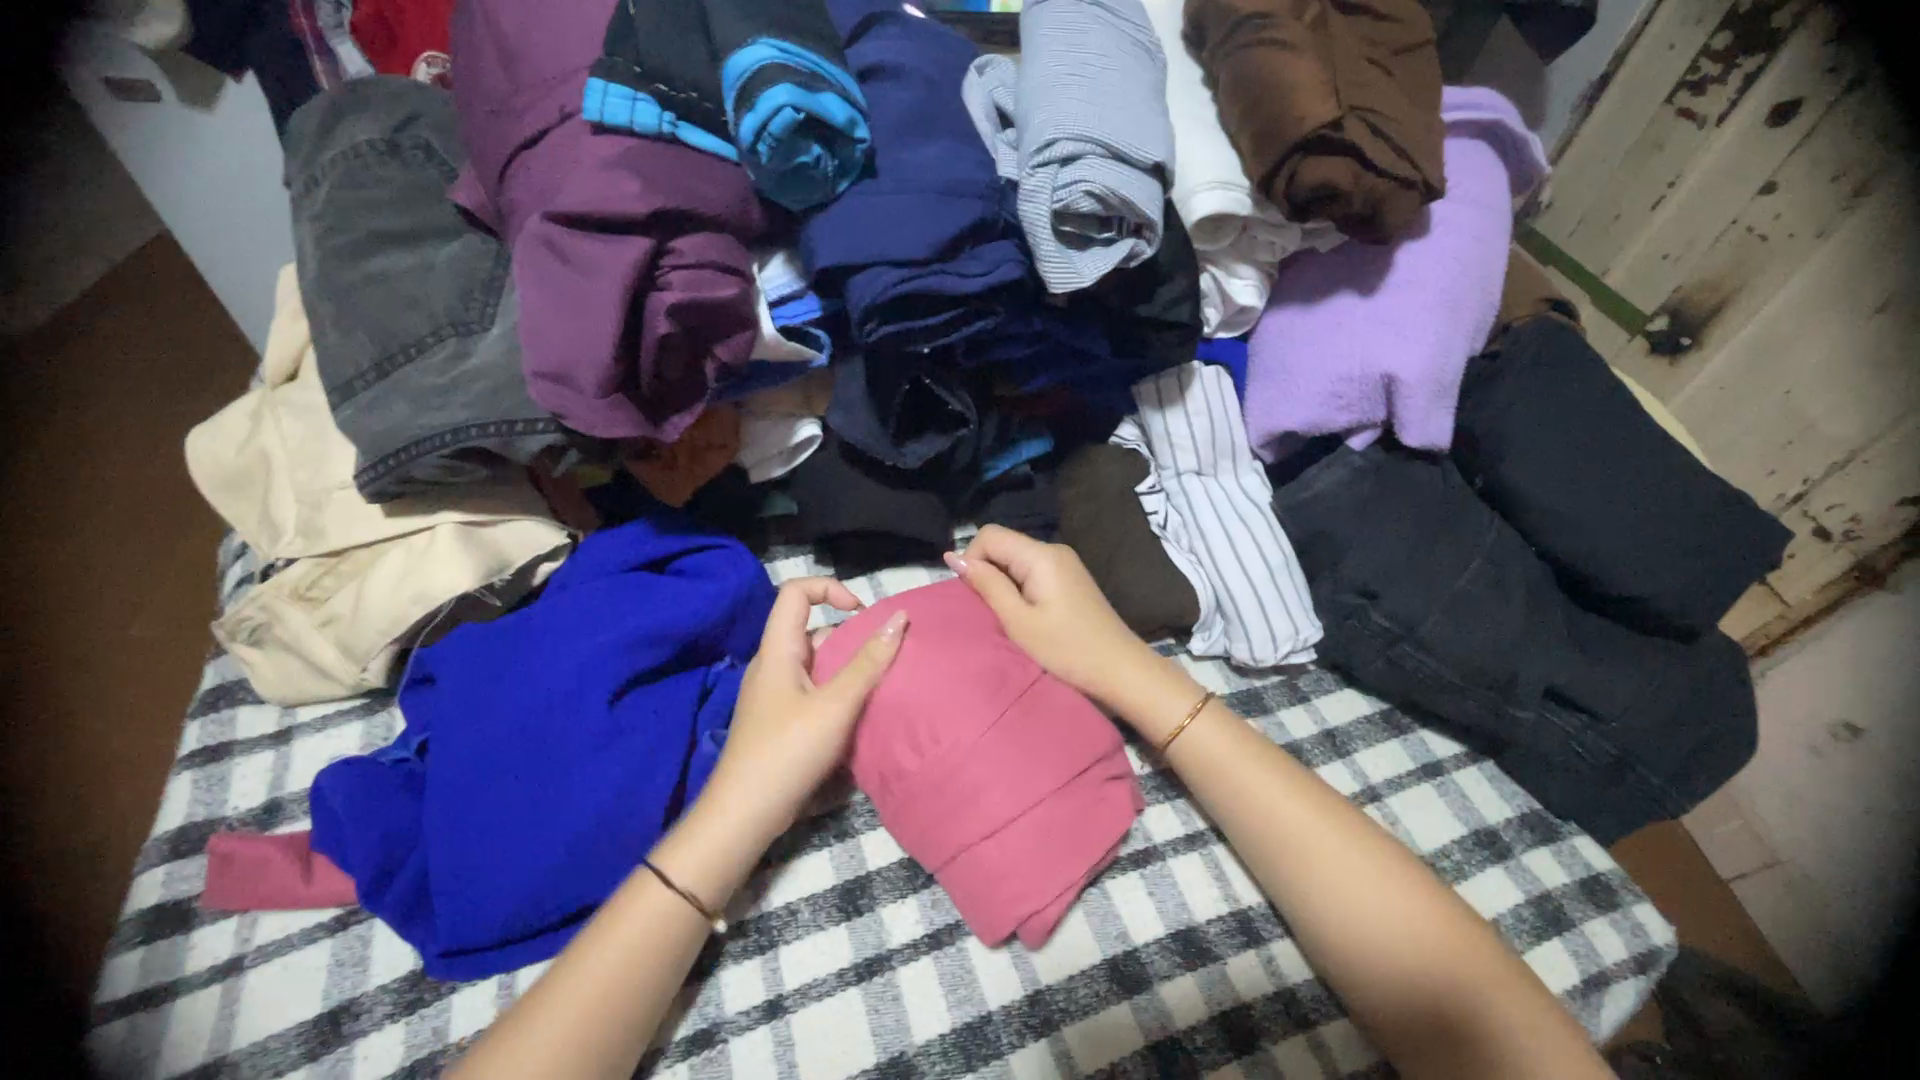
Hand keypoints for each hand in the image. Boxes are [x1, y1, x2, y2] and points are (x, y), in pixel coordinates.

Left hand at [698, 578, 907, 842]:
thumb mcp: (836, 705)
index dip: (830, 589)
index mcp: (778, 649)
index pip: (796, 592)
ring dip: (848, 667)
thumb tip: (899, 617)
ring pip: (816, 663)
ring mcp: (775, 694)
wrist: (745, 813)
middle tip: (886, 655)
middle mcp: (773, 664)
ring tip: (883, 684)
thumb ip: (869, 663)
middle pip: (812, 628)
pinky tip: (862, 713)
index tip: (863, 613)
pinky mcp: (781, 720)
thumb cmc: (788, 751)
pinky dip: (839, 691)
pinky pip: (814, 690)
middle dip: (851, 635)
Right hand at [945, 525, 1172, 712]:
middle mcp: (1054, 550)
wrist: (1120, 670)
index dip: (971, 559)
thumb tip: (953, 557)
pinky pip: (1033, 572)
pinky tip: (1026, 617)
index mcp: (1041, 555)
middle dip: (987, 572)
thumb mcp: (1018, 621)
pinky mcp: (1070, 579)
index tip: (972, 596)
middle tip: (990, 612)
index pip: (990, 535)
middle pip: (1004, 545)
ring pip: (1017, 560)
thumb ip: (987, 585)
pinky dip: (1020, 588)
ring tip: (1007, 618)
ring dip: (1003, 583)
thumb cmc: (1066, 649)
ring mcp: (1065, 564)